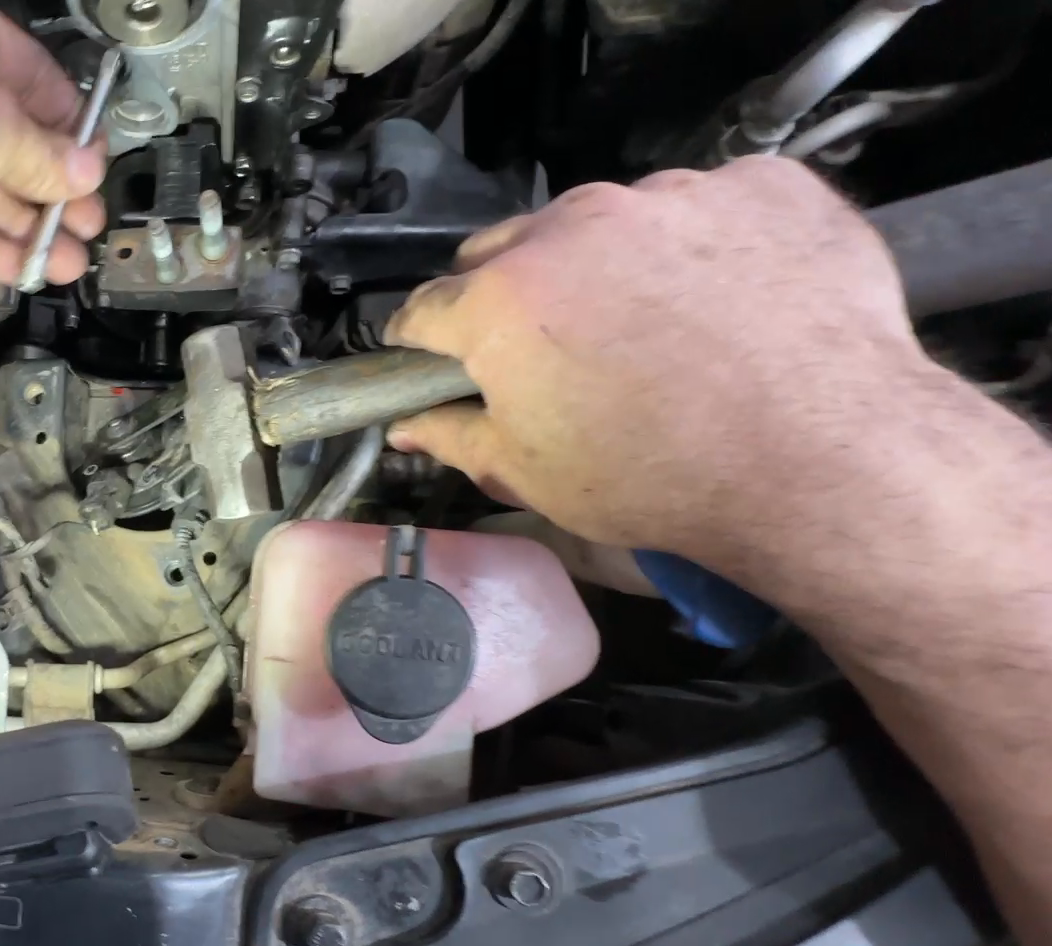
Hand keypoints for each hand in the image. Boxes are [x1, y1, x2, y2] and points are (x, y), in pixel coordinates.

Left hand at [0, 0, 105, 284]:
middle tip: (85, 216)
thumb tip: (76, 171)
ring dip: (26, 227)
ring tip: (66, 257)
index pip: (24, 69)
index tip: (93, 158)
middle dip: (50, 185)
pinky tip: (25, 267)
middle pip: (3, 136)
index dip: (66, 120)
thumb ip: (41, 153)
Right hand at [382, 156, 979, 570]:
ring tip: (636, 325)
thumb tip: (407, 428)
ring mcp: (668, 197)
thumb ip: (450, 436)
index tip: (430, 358)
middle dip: (499, 296)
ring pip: (593, 223)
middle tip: (538, 351)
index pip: (423, 308)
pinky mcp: (756, 186)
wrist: (823, 461)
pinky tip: (708, 300)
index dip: (419, 341)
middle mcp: (572, 228)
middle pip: (500, 252)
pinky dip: (683, 245)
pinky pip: (691, 206)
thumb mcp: (523, 470)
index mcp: (498, 301)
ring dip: (590, 265)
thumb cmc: (651, 475)